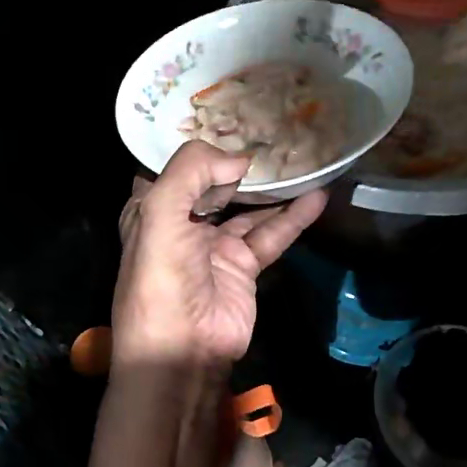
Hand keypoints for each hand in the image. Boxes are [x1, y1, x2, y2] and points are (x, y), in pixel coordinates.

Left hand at [110, 141, 326, 368]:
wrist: (183, 348)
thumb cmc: (161, 275)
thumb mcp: (160, 213)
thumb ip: (192, 171)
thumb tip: (239, 160)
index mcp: (148, 209)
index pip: (168, 167)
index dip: (190, 145)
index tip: (222, 118)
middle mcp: (179, 223)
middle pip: (210, 183)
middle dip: (234, 161)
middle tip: (269, 130)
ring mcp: (212, 245)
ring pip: (245, 206)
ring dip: (270, 187)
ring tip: (301, 157)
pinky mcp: (242, 266)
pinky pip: (270, 233)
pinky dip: (293, 216)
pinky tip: (318, 195)